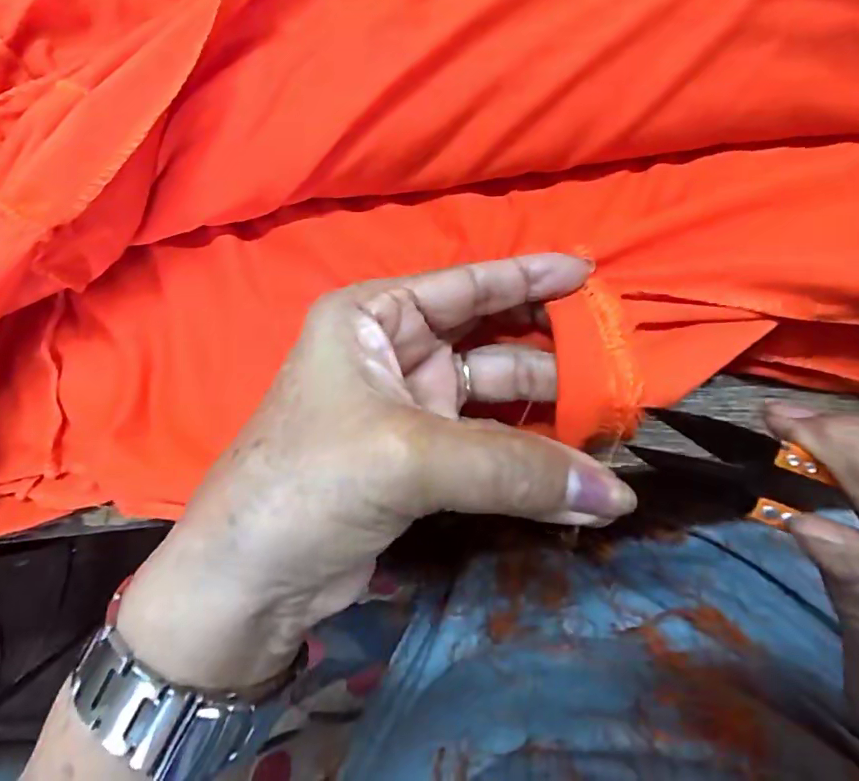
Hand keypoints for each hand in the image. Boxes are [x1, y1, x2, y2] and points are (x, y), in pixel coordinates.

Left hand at [115, 254, 637, 689]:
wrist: (244, 587)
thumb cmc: (309, 482)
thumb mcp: (408, 457)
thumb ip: (513, 468)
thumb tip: (614, 495)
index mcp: (374, 316)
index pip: (466, 284)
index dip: (528, 276)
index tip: (588, 271)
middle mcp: (395, 352)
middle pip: (489, 338)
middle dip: (550, 347)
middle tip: (613, 354)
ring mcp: (411, 409)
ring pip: (497, 398)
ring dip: (550, 414)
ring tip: (612, 422)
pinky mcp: (422, 463)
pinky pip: (492, 448)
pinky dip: (532, 461)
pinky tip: (579, 480)